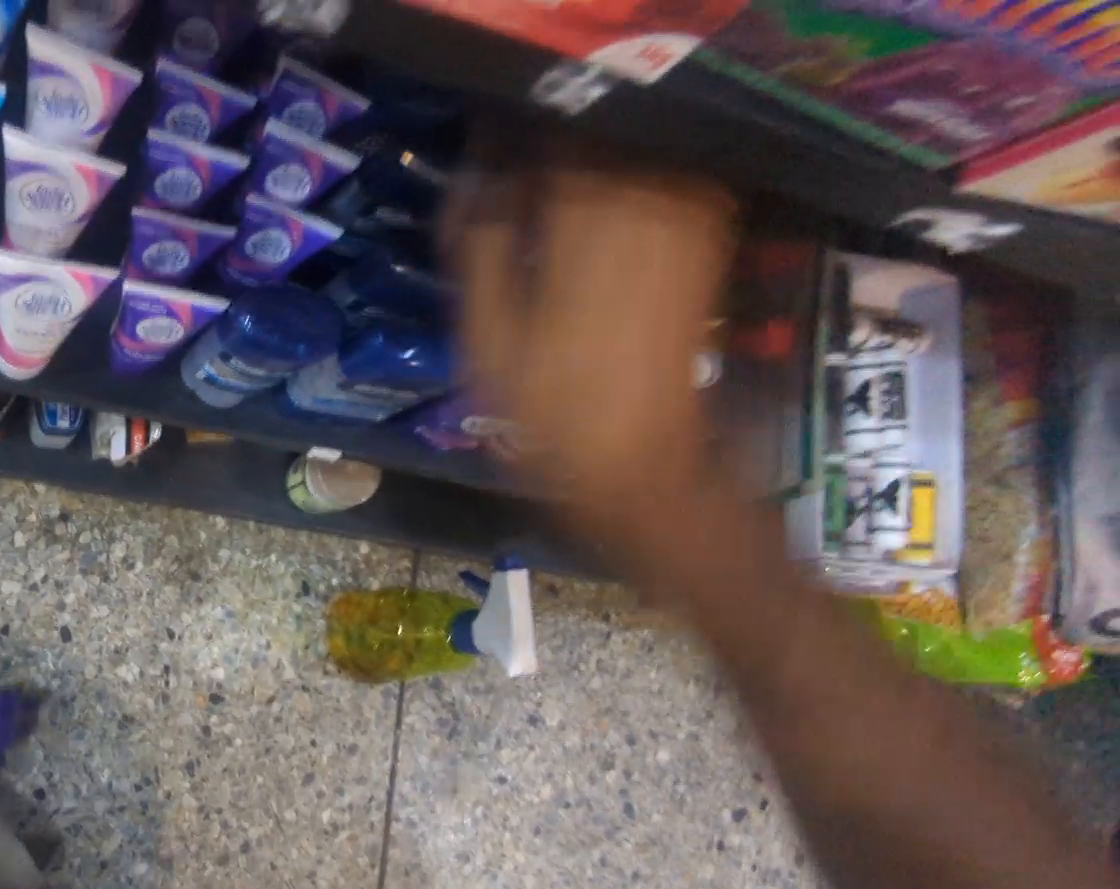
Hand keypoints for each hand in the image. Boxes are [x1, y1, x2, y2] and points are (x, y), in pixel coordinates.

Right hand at [447, 151, 738, 536]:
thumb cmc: (546, 414)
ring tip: (549, 201)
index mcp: (580, 226)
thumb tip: (468, 185)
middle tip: (512, 182)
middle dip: (549, 152)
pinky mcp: (705, 248)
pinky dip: (627, 189)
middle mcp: (643, 208)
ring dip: (587, 167)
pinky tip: (597, 224)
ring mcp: (684, 225)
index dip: (511, 141)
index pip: (545, 139)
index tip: (482, 155)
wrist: (638, 468)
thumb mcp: (486, 340)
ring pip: (630, 155)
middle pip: (592, 137)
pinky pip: (665, 185)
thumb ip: (477, 252)